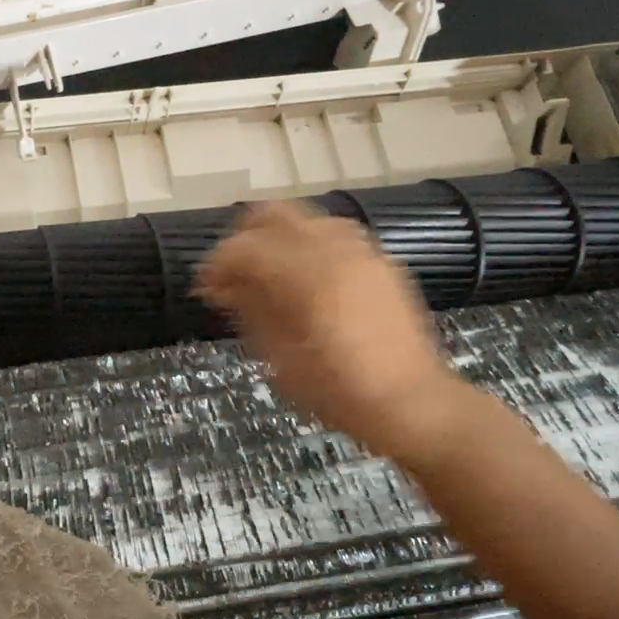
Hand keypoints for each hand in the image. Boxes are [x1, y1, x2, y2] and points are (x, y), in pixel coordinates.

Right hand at [196, 200, 469, 460]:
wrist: (413, 404)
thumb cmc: (339, 393)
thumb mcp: (281, 360)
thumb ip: (251, 312)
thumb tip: (224, 286)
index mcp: (306, 277)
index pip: (244, 248)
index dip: (216, 264)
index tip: (205, 287)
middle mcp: (335, 252)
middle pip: (274, 214)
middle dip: (244, 237)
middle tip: (231, 272)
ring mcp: (363, 253)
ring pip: (306, 218)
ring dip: (278, 238)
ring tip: (266, 274)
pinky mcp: (381, 263)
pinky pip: (336, 235)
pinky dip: (309, 245)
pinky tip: (303, 276)